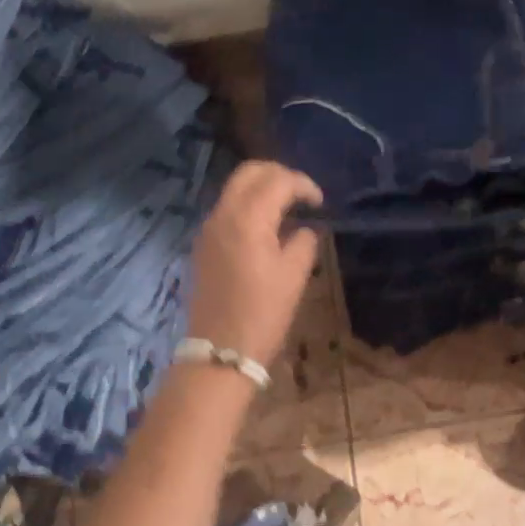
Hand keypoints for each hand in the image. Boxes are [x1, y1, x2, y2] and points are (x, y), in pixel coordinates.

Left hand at [187, 161, 323, 368]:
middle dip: (279, 175)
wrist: (219, 353)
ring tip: (288, 209)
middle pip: (249, 173)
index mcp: (247, 219)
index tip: (320, 203)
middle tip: (302, 194)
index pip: (278, 181)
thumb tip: (305, 229)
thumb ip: (304, 242)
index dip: (304, 185)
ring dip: (263, 189)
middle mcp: (223, 215)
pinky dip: (249, 205)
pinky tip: (268, 228)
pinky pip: (228, 209)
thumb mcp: (295, 276)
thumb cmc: (262, 313)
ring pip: (236, 189)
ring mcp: (208, 229)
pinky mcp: (204, 245)